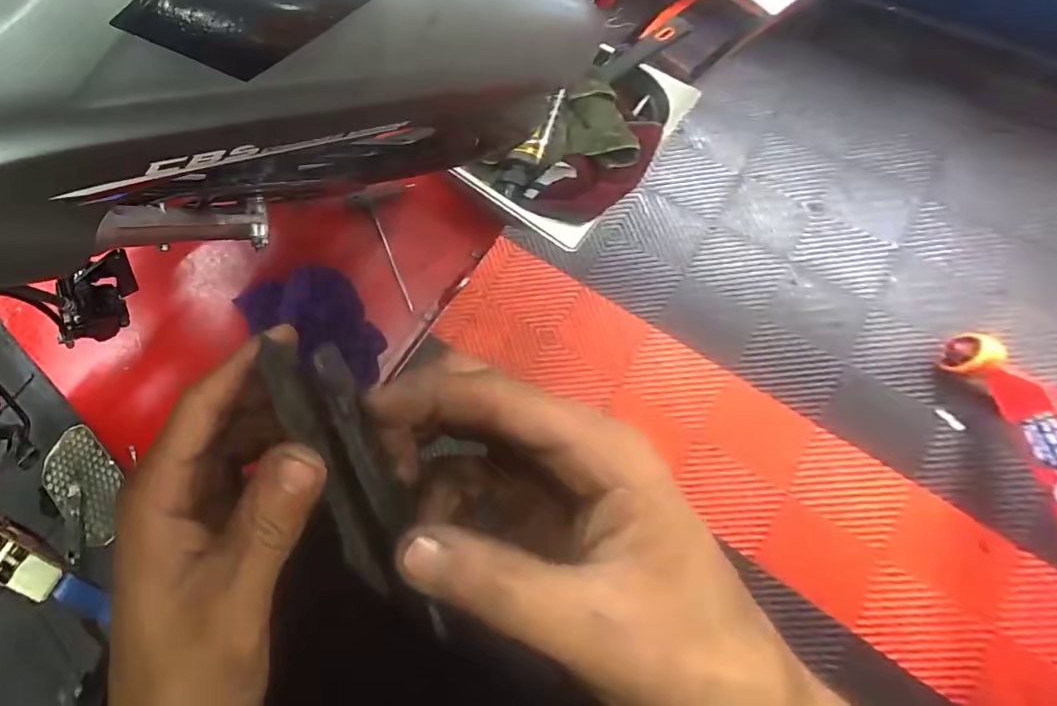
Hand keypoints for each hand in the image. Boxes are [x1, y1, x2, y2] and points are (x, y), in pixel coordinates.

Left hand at [110, 328, 326, 705]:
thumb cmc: (189, 669)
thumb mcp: (233, 598)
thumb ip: (268, 524)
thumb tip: (309, 449)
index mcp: (158, 490)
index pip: (198, 410)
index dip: (238, 369)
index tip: (282, 338)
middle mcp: (167, 486)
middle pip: (214, 421)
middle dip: (260, 391)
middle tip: (317, 370)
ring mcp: (184, 507)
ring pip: (227, 446)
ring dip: (268, 423)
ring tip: (320, 404)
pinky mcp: (202, 527)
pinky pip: (237, 476)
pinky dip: (268, 460)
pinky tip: (303, 453)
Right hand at [368, 355, 843, 705]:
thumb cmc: (686, 662)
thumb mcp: (592, 627)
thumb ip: (496, 584)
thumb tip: (403, 546)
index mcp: (599, 447)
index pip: (497, 394)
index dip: (429, 394)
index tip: (370, 411)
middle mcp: (576, 440)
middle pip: (483, 395)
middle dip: (424, 410)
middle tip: (374, 442)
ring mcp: (562, 468)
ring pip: (475, 428)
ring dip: (429, 446)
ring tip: (393, 485)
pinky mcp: (547, 499)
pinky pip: (479, 471)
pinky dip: (445, 487)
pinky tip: (430, 524)